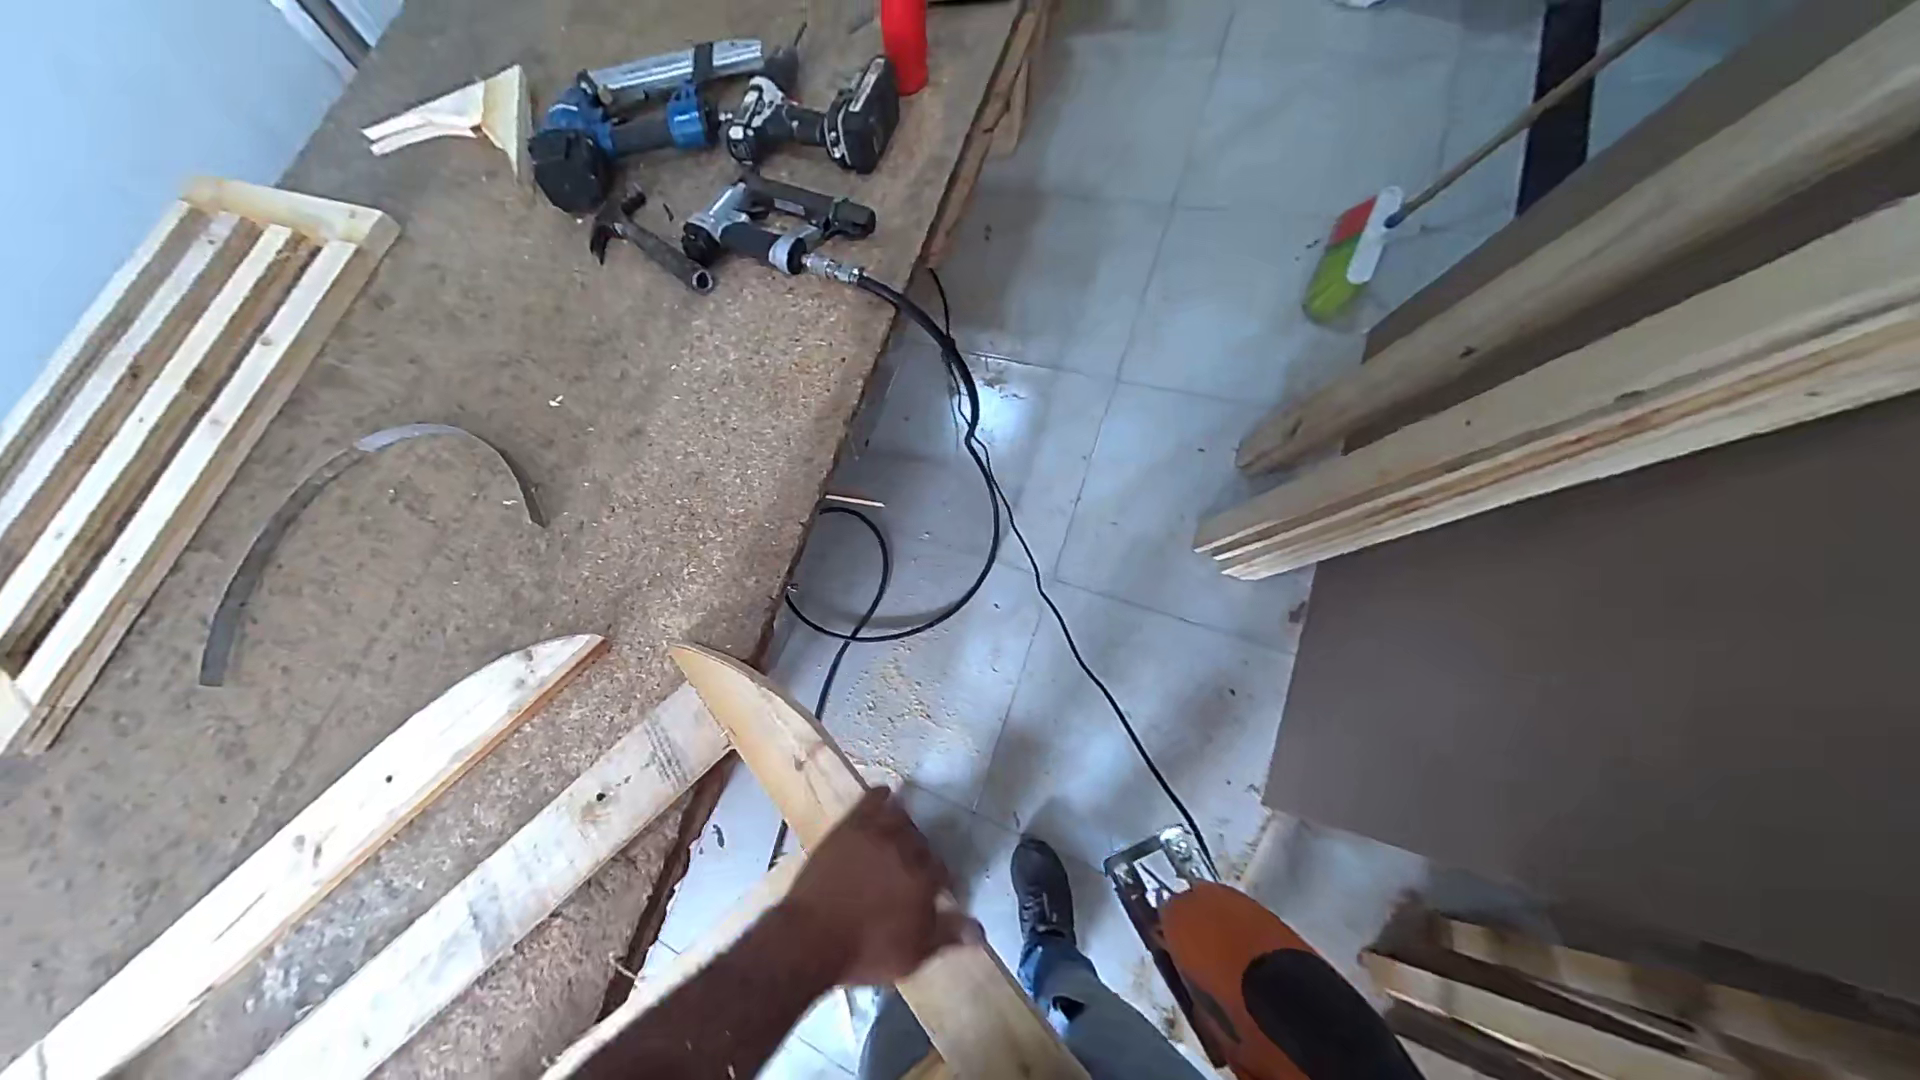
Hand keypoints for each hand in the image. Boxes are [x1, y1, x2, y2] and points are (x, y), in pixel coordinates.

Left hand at [778, 788, 980, 985]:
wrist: (810, 939)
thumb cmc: (864, 951)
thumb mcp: (912, 954)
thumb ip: (948, 935)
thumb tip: (980, 930)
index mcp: (923, 879)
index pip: (943, 870)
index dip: (941, 880)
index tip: (937, 890)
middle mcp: (904, 849)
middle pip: (923, 841)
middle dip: (922, 853)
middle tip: (914, 866)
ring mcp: (876, 833)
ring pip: (901, 817)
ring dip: (905, 826)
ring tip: (901, 836)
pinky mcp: (850, 826)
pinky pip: (871, 799)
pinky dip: (881, 795)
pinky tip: (885, 795)